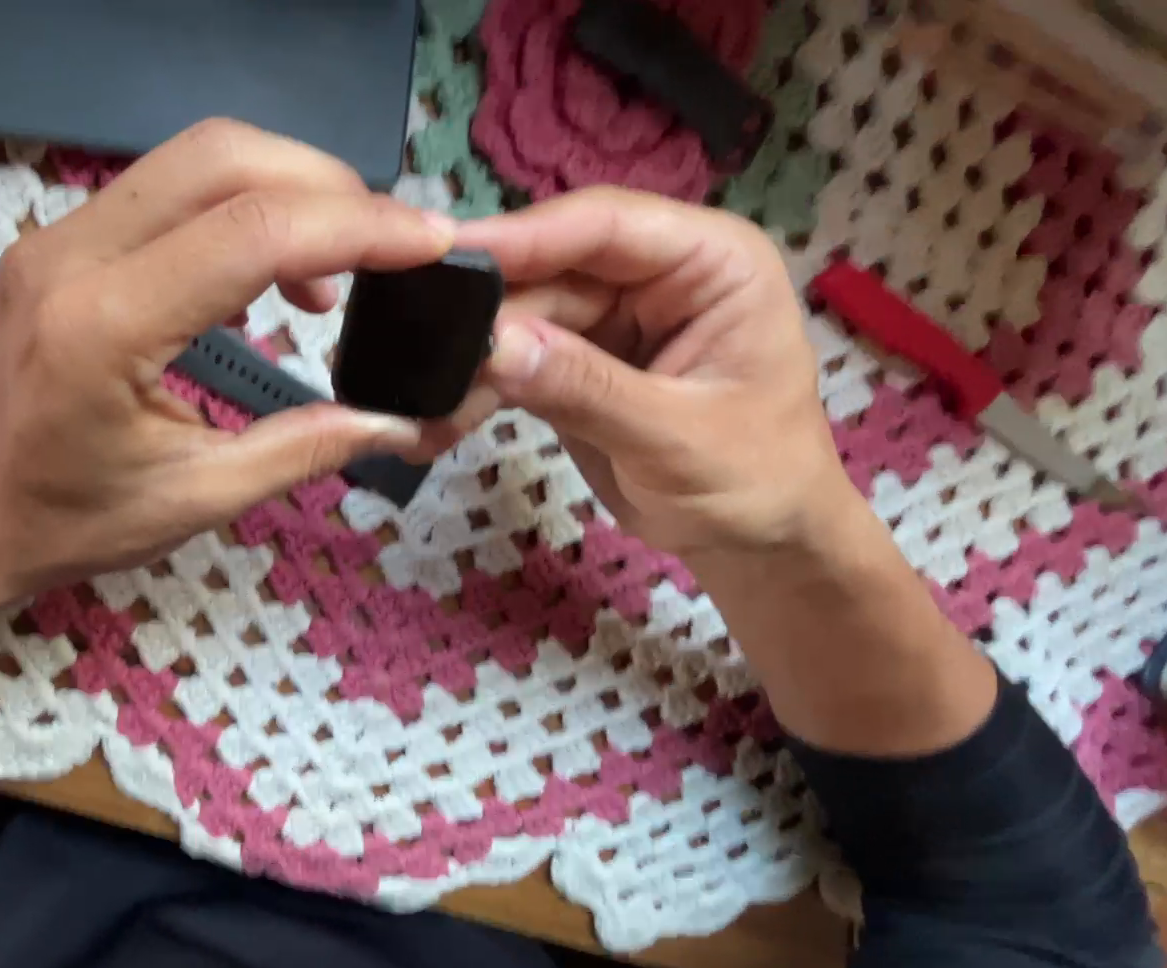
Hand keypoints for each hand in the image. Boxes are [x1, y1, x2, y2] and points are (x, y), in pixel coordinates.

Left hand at [0, 120, 461, 607]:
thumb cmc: (79, 522)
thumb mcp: (198, 499)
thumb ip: (302, 447)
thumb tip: (397, 418)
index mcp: (103, 327)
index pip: (251, 233)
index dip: (356, 225)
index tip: (431, 242)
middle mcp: (70, 256)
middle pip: (223, 158)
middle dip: (328, 188)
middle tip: (390, 248)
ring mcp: (54, 238)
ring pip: (193, 158)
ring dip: (285, 189)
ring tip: (336, 267)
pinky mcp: (57, 242)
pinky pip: (164, 190)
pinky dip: (237, 209)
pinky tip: (268, 274)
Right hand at [457, 187, 862, 558]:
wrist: (752, 540)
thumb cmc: (750, 480)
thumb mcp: (674, 436)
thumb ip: (587, 389)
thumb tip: (496, 345)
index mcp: (706, 263)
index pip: (605, 228)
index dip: (525, 238)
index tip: (447, 255)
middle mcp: (650, 278)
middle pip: (549, 272)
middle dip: (488, 309)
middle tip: (414, 341)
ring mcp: (607, 323)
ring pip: (520, 319)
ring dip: (474, 357)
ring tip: (426, 397)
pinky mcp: (573, 366)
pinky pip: (514, 363)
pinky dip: (480, 388)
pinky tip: (443, 415)